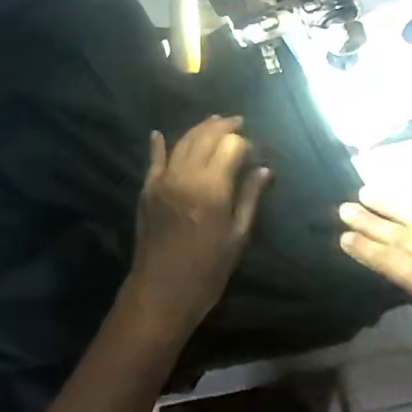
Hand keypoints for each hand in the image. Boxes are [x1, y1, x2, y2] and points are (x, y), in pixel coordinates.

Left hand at [125, 117, 272, 335]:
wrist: (161, 290)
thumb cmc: (208, 270)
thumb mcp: (237, 236)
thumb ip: (249, 198)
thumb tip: (263, 169)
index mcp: (213, 186)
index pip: (231, 147)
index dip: (244, 144)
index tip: (254, 151)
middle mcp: (186, 174)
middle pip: (205, 137)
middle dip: (222, 126)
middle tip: (237, 121)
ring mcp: (163, 179)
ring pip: (181, 142)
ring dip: (198, 129)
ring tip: (213, 121)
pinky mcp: (147, 189)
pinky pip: (154, 160)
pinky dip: (158, 145)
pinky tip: (158, 134)